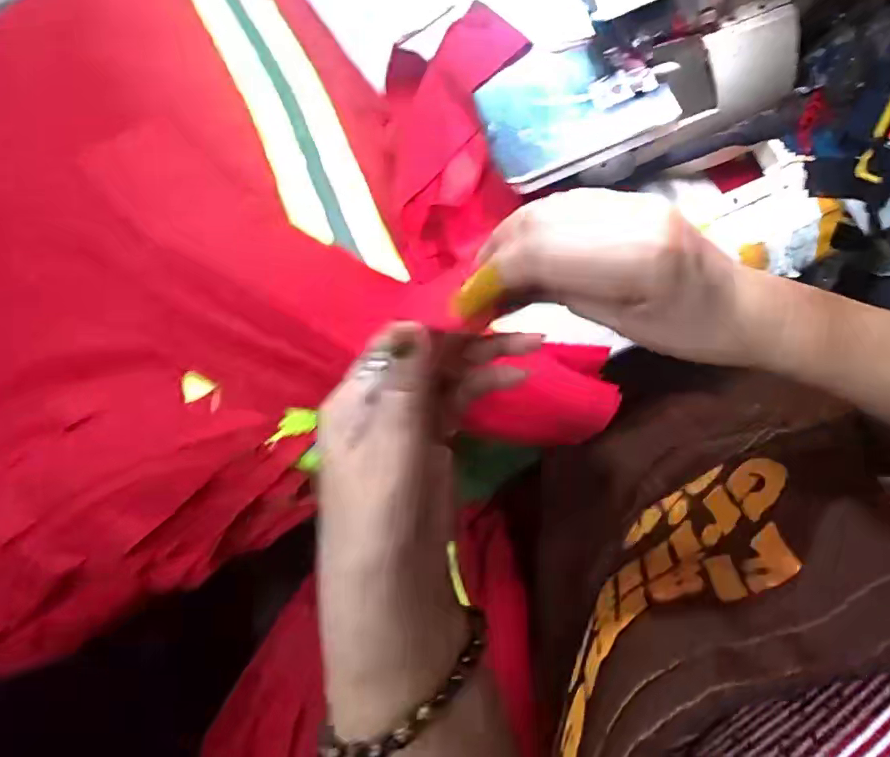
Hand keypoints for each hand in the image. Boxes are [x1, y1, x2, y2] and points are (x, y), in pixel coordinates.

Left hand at [315, 323, 536, 737]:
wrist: (393, 587)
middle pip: (429, 354)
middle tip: (520, 322)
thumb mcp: (390, 439)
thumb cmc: (382, 509)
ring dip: (488, 358)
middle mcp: (380, 400)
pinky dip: (487, 385)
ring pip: (450, 374)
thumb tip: (414, 320)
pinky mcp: (435, 440)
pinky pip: (461, 400)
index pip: (396, 340)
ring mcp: (409, 420)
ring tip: (533, 344)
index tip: (481, 302)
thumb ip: (404, 379)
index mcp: (355, 395)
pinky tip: (517, 376)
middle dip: (473, 337)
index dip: (436, 320)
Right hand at [474, 189, 765, 367]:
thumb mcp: (621, 324)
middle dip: (495, 252)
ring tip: (491, 270)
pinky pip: (569, 204)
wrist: (740, 303)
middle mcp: (631, 213)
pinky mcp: (631, 198)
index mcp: (636, 255)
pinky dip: (537, 226)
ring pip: (549, 207)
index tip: (465, 304)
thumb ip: (559, 294)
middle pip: (538, 221)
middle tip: (473, 287)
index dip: (493, 275)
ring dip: (511, 235)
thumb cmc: (691, 333)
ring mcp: (632, 199)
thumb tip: (497, 290)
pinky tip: (525, 248)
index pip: (540, 251)